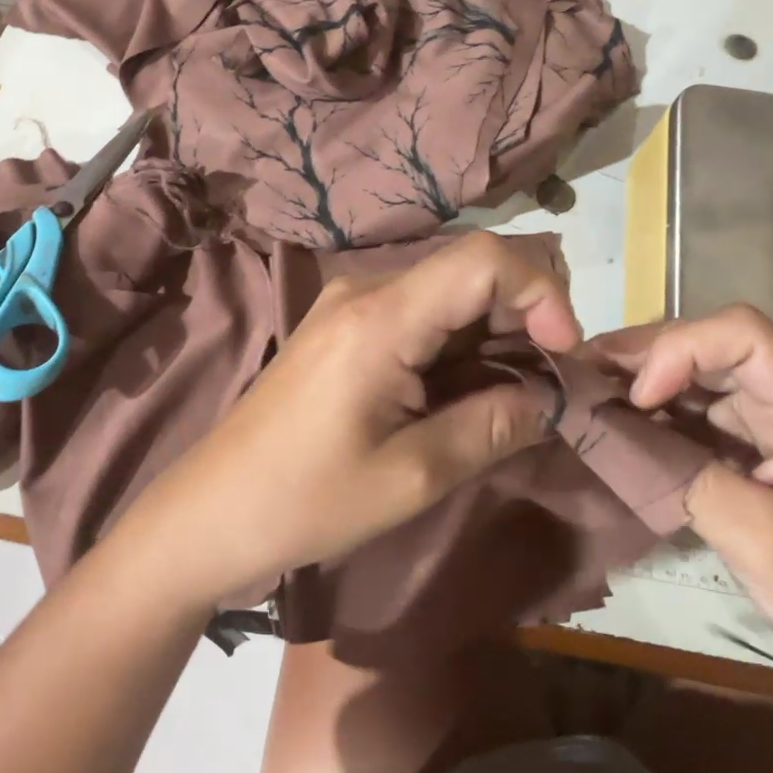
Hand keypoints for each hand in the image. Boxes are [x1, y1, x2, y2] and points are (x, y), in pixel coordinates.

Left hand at [104, 232, 581, 609]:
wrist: (210, 513)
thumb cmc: (305, 501)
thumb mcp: (411, 476)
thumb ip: (492, 427)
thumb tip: (550, 399)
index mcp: (380, 317)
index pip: (484, 259)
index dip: (542, 293)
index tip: (563, 355)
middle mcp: (365, 290)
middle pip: (471, 267)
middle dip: (527, 315)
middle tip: (549, 383)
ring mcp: (350, 304)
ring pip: (450, 289)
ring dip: (497, 331)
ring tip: (516, 394)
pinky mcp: (345, 326)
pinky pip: (422, 312)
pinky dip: (462, 341)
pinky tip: (470, 390)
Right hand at [584, 306, 772, 699]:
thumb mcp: (764, 544)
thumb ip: (691, 482)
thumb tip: (613, 433)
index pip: (745, 337)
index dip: (683, 348)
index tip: (639, 396)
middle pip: (713, 343)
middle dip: (646, 354)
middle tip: (580, 377)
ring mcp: (767, 418)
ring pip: (695, 369)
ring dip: (639, 376)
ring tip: (584, 392)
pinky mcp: (745, 440)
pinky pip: (690, 405)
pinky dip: (647, 407)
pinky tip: (611, 420)